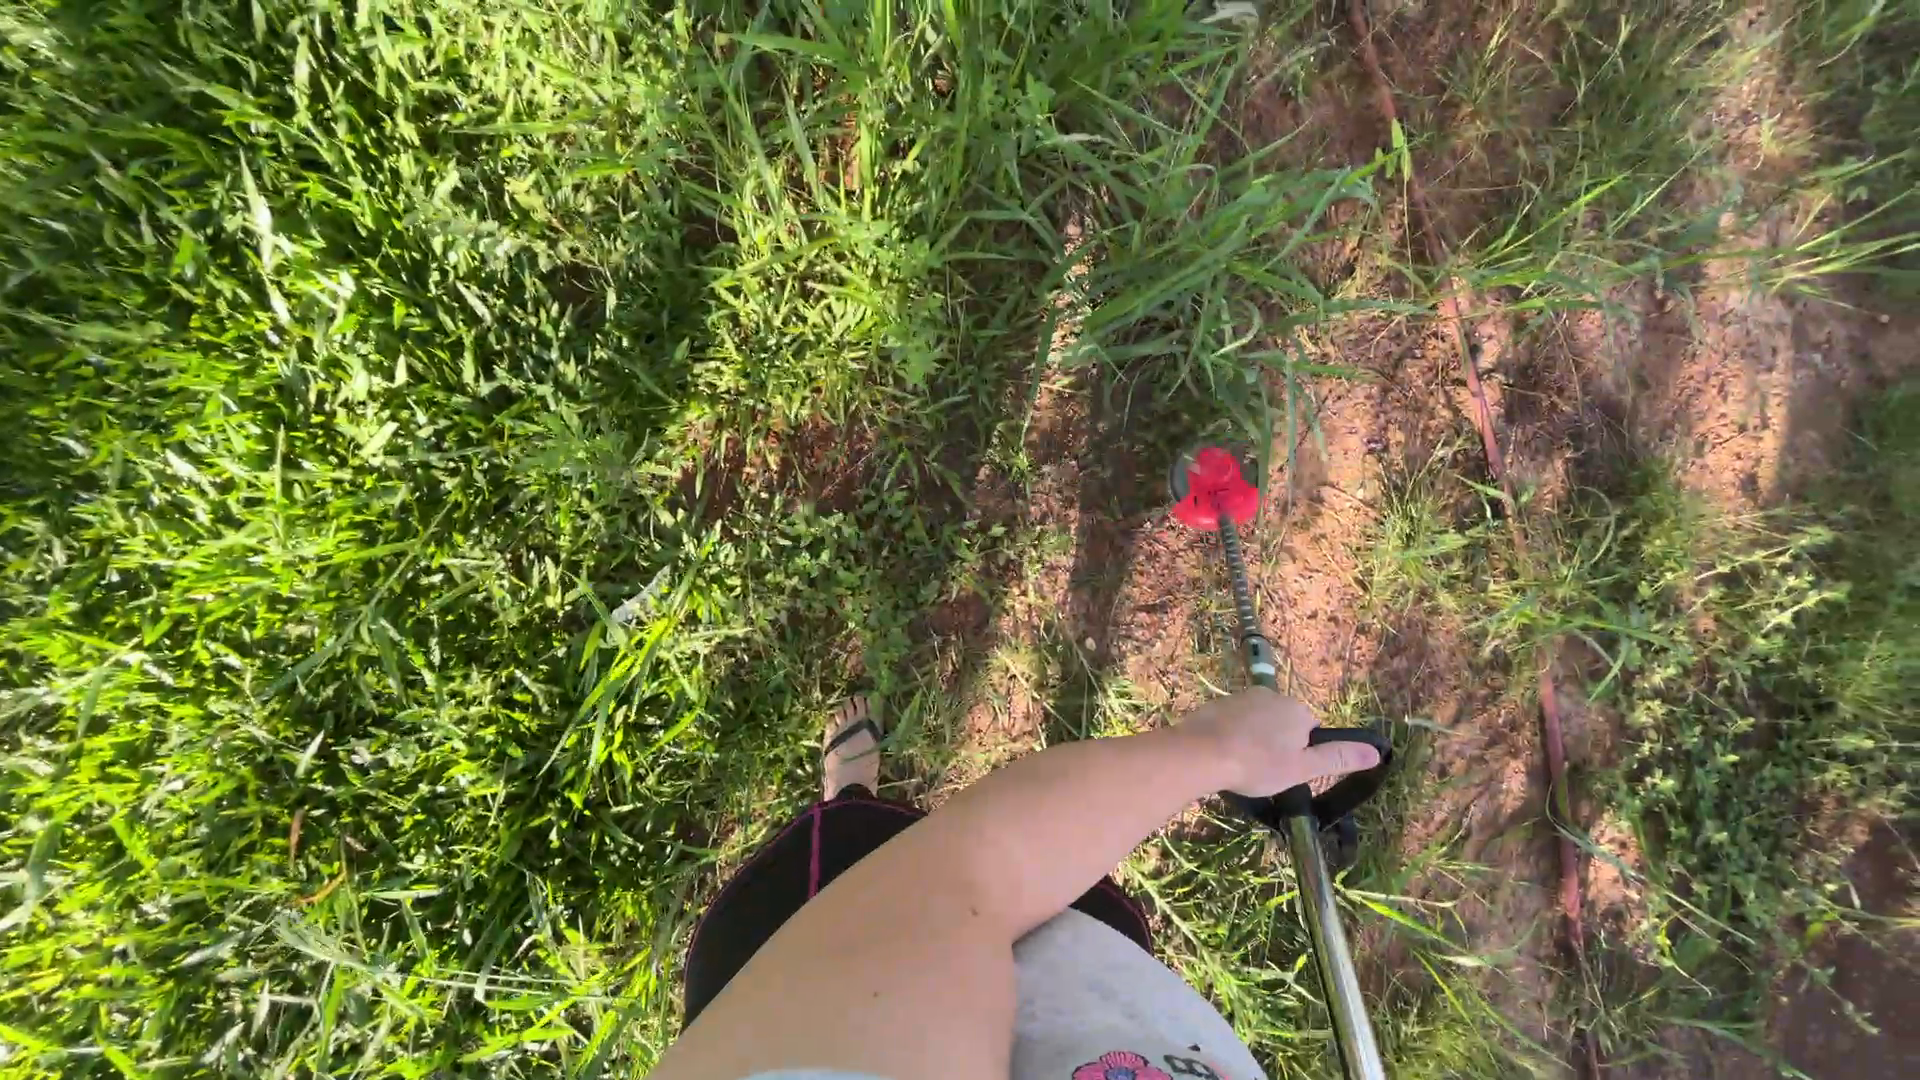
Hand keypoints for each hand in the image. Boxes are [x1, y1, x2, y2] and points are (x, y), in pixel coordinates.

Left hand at [1178, 687, 1381, 796]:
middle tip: (1263, 769)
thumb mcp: (1303, 767)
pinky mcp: (1216, 705)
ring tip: (1241, 764)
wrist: (1201, 752)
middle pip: (1282, 723)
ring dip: (1252, 740)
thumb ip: (1337, 758)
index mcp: (1296, 708)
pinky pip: (1232, 722)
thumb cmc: (1258, 764)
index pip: (1309, 730)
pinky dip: (1231, 736)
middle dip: (1276, 744)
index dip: (1300, 753)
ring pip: (1256, 722)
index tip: (1285, 769)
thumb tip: (1375, 752)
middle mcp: (1270, 695)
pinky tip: (1222, 754)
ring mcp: (1240, 697)